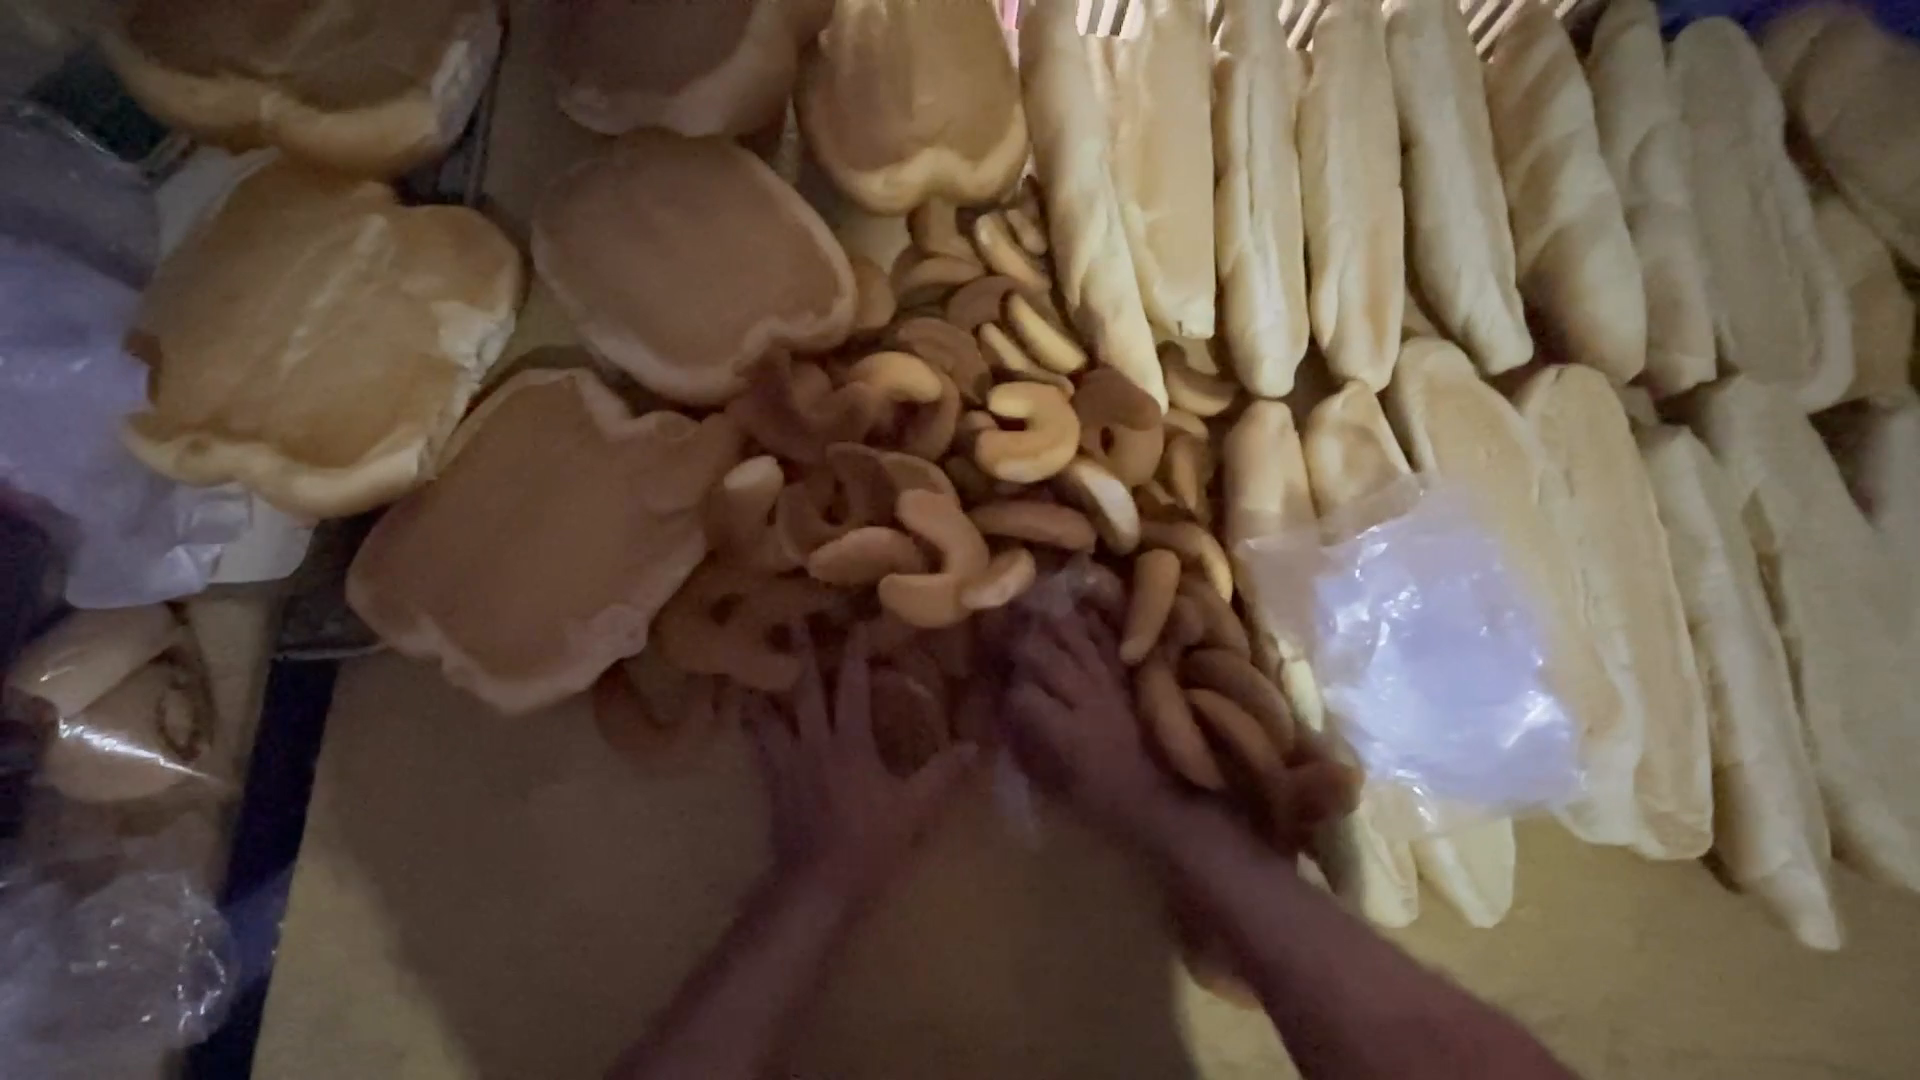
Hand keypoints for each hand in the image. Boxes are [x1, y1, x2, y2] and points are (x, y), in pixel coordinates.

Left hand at [741, 622, 974, 904]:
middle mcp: (814, 742)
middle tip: (790, 617)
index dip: (854, 654)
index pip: (853, 688)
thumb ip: (943, 775)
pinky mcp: (772, 781)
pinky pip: (757, 742)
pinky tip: (744, 711)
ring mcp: (788, 761)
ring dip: (765, 683)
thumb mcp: (915, 809)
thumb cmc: (869, 843)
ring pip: (770, 712)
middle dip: (799, 651)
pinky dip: (751, 722)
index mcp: (851, 743)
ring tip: (752, 658)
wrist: (816, 885)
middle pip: (804, 689)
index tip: (854, 624)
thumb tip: (974, 744)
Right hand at [997, 607, 1182, 836]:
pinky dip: (1090, 623)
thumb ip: (1026, 750)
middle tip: (998, 632)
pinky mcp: (1131, 677)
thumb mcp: (1057, 788)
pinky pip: (1108, 641)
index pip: (1024, 697)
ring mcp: (1113, 685)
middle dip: (1017, 643)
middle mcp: (1089, 701)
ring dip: (1048, 624)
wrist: (1170, 801)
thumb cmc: (1108, 803)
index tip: (998, 693)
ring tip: (1028, 610)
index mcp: (1069, 736)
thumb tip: (1001, 718)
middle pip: (1046, 657)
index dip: (1005, 691)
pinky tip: (1074, 610)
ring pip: (1076, 641)